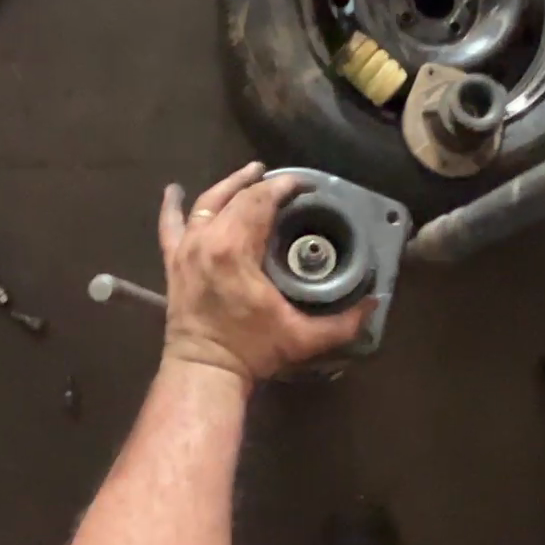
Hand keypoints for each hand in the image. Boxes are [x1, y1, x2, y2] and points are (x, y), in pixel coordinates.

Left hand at [157, 163, 375, 385]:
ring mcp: (187, 249)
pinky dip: (172, 206)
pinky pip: (170, 225)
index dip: (284, 187)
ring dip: (229, 185)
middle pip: (237, 197)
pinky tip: (175, 190)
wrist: (204, 372)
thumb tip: (374, 302)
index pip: (261, 201)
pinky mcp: (173, 262)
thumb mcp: (304, 338)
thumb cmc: (252, 351)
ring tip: (249, 172)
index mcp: (236, 250)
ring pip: (206, 202)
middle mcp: (208, 239)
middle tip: (286, 182)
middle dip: (263, 184)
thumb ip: (344, 322)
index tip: (304, 185)